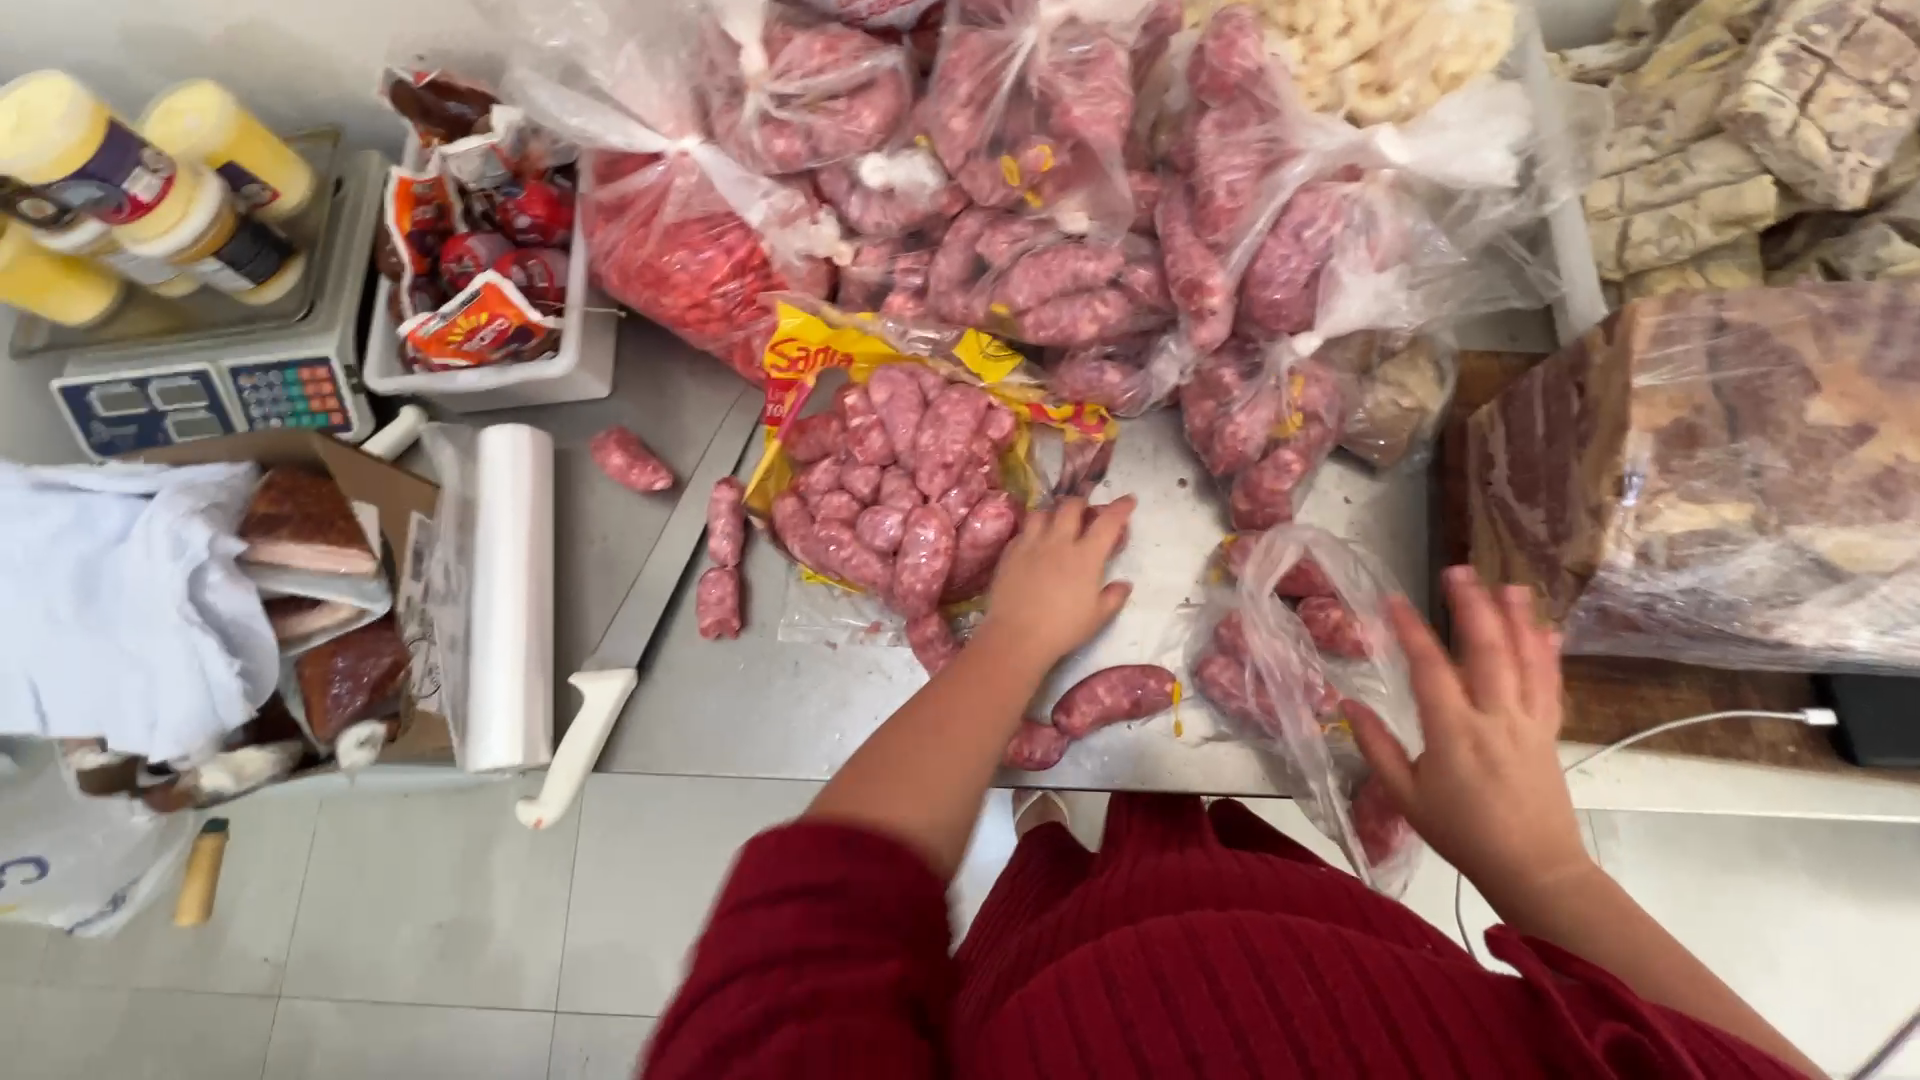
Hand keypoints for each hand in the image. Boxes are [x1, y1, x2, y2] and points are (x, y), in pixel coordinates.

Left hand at [979, 496, 1134, 664]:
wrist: (1017, 635)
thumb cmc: (1063, 629)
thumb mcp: (1097, 617)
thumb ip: (1114, 597)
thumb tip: (1124, 583)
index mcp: (1086, 556)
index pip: (1108, 522)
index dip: (1120, 508)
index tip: (1128, 500)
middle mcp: (1058, 542)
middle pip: (1071, 506)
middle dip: (1082, 504)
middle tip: (1086, 514)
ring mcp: (1031, 545)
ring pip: (1042, 512)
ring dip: (1053, 513)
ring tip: (1056, 524)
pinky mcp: (1009, 553)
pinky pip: (1022, 531)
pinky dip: (1032, 531)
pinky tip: (1034, 544)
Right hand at [1347, 566, 1596, 911]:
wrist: (1534, 869)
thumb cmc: (1461, 833)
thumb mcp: (1404, 796)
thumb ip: (1376, 747)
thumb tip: (1347, 704)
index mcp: (1454, 734)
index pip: (1430, 669)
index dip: (1411, 631)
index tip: (1393, 600)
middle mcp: (1495, 719)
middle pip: (1487, 652)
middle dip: (1472, 608)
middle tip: (1458, 572)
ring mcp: (1528, 724)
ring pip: (1526, 662)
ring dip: (1518, 620)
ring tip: (1509, 585)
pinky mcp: (1548, 733)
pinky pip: (1550, 686)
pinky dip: (1548, 655)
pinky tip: (1545, 631)